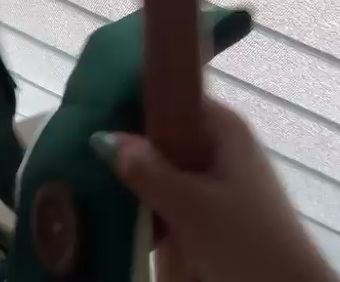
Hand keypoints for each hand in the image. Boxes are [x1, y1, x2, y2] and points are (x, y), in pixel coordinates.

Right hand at [97, 101, 335, 281]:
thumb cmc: (247, 245)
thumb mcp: (188, 206)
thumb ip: (144, 169)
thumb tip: (102, 137)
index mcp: (222, 125)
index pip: (168, 94)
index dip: (131, 100)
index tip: (95, 113)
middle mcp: (224, 142)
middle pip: (165, 131)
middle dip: (133, 146)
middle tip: (92, 156)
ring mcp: (226, 176)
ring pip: (170, 165)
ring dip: (143, 180)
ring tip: (104, 188)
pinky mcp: (225, 209)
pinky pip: (180, 192)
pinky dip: (158, 202)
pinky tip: (133, 219)